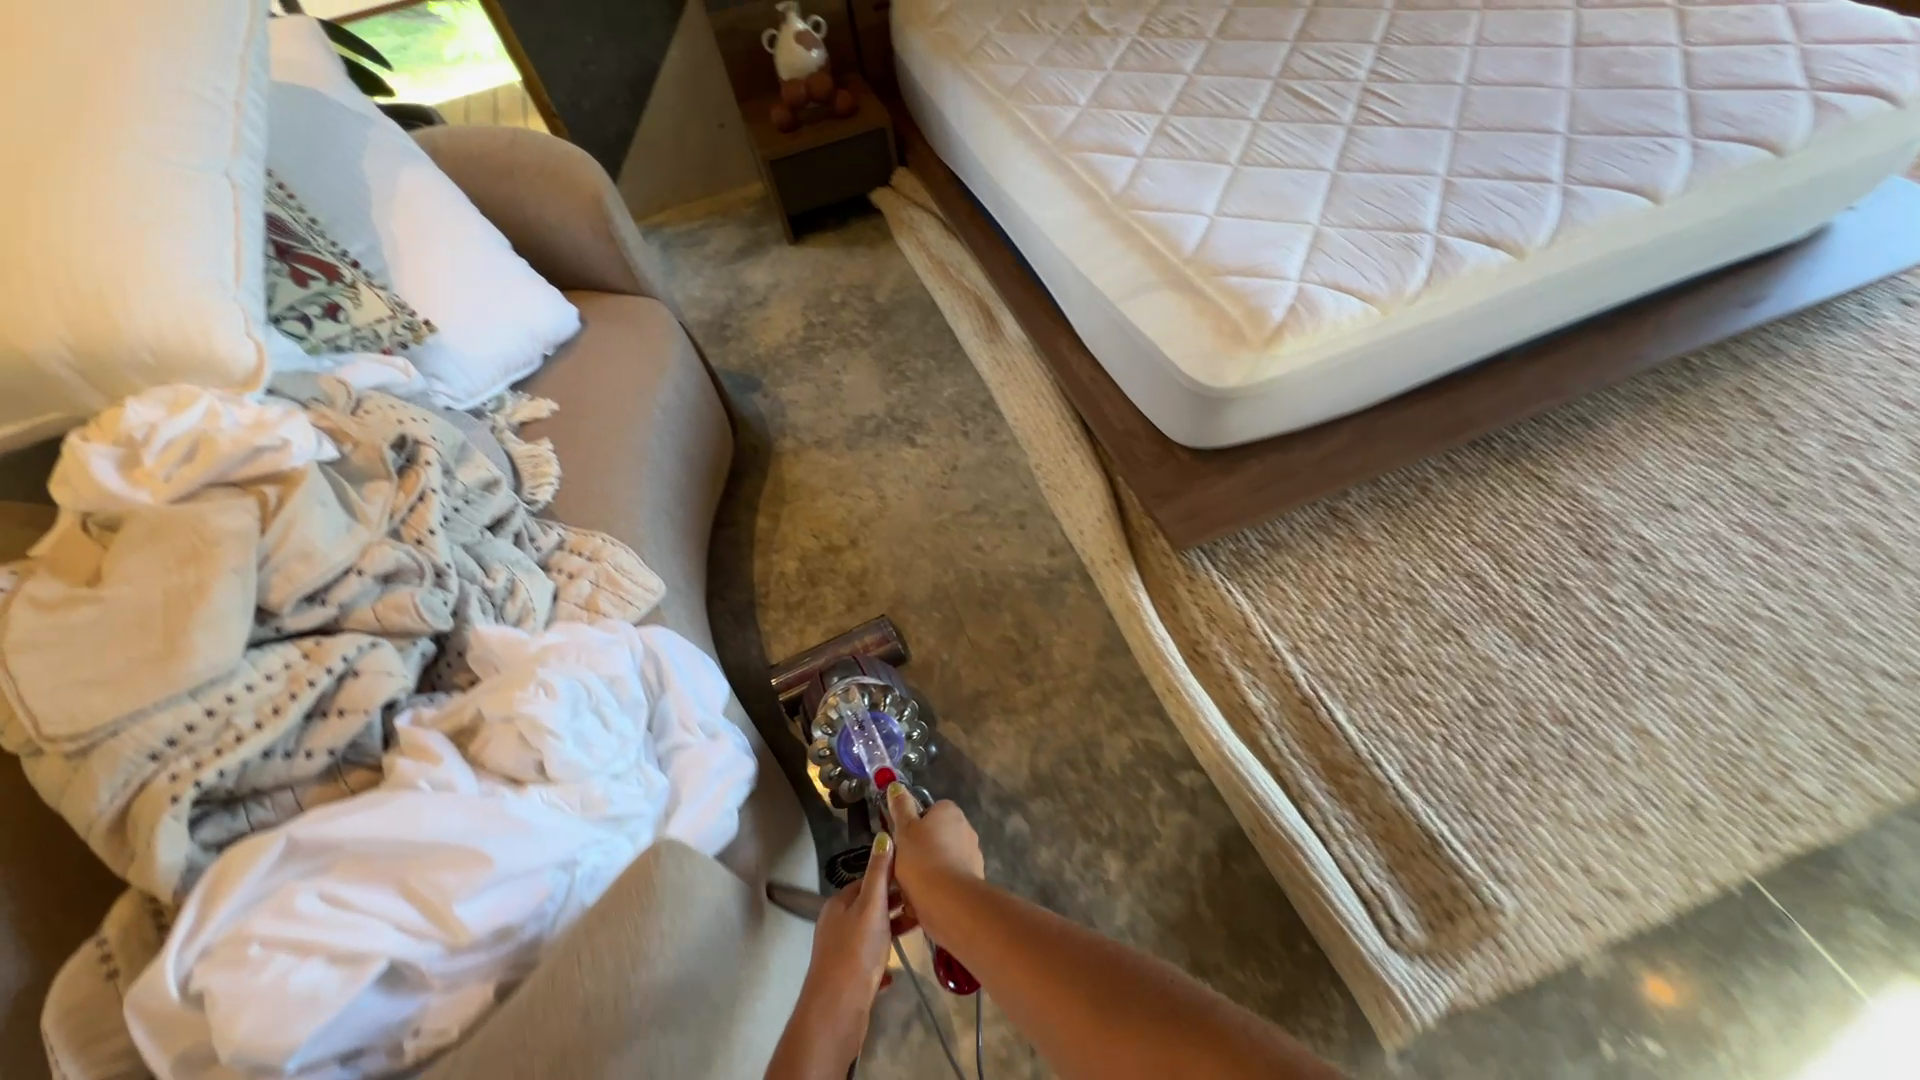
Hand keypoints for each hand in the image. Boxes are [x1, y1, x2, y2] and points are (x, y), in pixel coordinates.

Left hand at [771, 833, 895, 1076]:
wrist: (837, 1009)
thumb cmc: (856, 951)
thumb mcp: (871, 905)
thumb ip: (879, 872)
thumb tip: (884, 835)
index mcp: (839, 903)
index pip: (868, 881)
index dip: (892, 877)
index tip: (918, 877)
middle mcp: (836, 924)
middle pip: (870, 906)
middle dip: (895, 904)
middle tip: (925, 903)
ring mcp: (841, 951)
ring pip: (872, 933)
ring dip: (892, 931)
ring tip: (919, 929)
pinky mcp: (848, 976)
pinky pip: (869, 960)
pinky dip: (882, 960)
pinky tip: (895, 970)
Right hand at [884, 783, 984, 918]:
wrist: (949, 900)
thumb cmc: (922, 858)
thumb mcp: (904, 830)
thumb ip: (900, 807)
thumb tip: (896, 785)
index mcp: (950, 811)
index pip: (930, 810)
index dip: (914, 824)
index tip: (902, 840)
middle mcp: (966, 828)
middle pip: (937, 834)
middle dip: (921, 848)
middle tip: (903, 863)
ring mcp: (973, 853)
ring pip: (943, 857)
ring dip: (930, 868)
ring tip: (911, 886)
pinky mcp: (975, 877)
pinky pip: (950, 877)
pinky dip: (939, 885)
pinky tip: (925, 898)